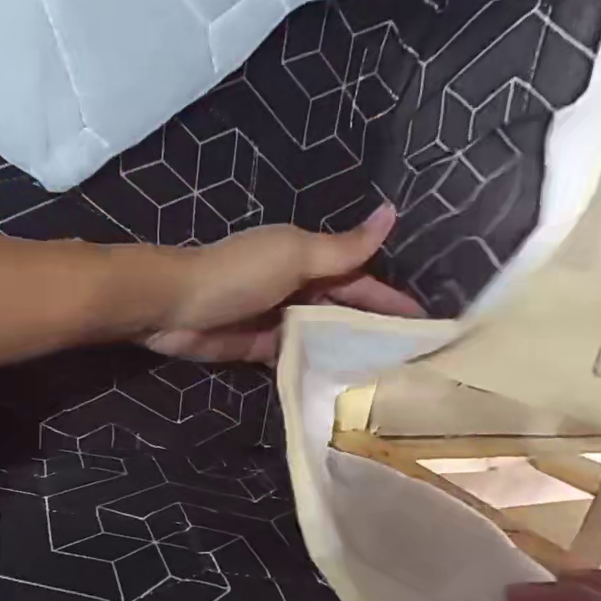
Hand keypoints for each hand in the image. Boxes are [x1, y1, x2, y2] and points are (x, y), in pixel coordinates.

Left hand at [144, 203, 422, 362]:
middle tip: (414, 362)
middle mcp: (300, 290)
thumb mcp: (296, 255)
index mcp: (311, 261)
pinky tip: (345, 387)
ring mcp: (282, 321)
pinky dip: (319, 367)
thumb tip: (391, 213)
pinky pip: (300, 358)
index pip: (363, 281)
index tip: (426, 324)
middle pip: (347, 312)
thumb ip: (344, 248)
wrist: (174, 306)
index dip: (392, 301)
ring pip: (326, 337)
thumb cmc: (239, 274)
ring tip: (388, 382)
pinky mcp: (264, 349)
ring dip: (351, 353)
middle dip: (377, 332)